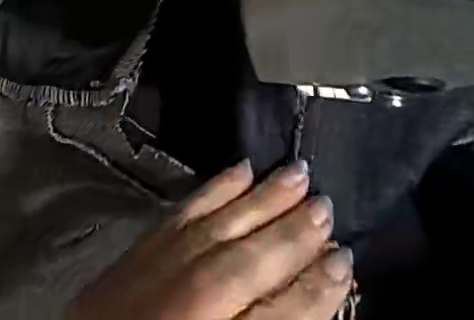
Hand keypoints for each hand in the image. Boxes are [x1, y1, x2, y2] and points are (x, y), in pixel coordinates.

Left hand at [68, 159, 352, 319]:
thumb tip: (312, 293)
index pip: (275, 317)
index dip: (314, 290)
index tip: (344, 260)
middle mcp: (184, 310)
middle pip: (248, 265)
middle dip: (293, 234)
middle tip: (327, 204)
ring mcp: (151, 278)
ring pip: (218, 228)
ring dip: (262, 198)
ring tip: (299, 172)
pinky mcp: (129, 255)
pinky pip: (179, 214)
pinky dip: (213, 189)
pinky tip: (240, 169)